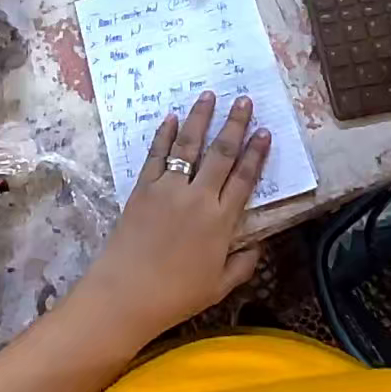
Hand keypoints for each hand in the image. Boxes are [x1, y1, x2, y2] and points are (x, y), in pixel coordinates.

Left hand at [69, 91, 269, 346]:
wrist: (125, 295)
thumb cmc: (176, 296)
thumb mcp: (220, 287)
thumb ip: (243, 264)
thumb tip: (258, 245)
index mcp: (221, 221)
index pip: (244, 178)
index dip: (256, 153)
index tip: (264, 131)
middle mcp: (198, 197)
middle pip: (221, 154)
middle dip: (234, 124)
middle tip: (243, 99)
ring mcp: (169, 189)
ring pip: (188, 146)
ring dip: (200, 118)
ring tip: (209, 95)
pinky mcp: (143, 188)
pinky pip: (156, 155)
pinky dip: (164, 135)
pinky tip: (170, 117)